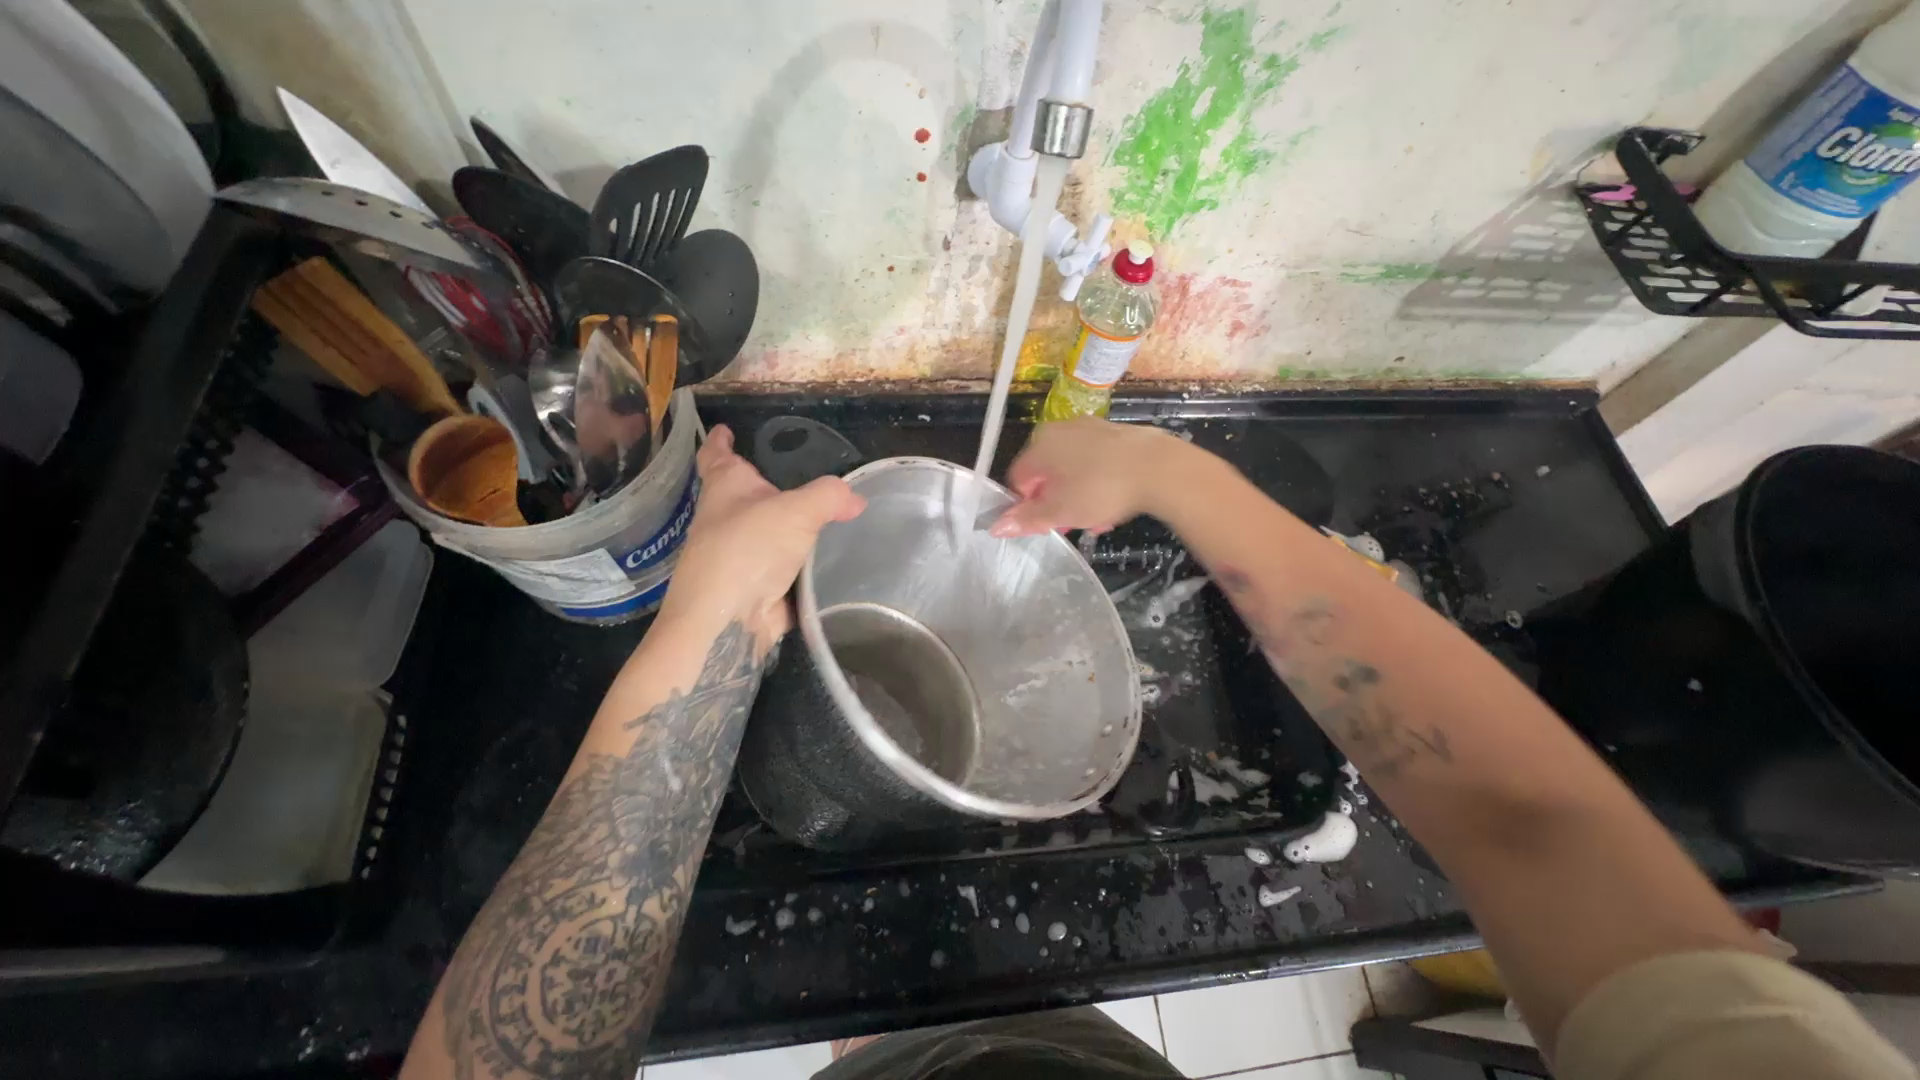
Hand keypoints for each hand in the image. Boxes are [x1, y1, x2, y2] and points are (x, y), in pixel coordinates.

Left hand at [660, 425, 865, 642]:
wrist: (728, 620)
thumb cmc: (748, 550)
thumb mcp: (797, 511)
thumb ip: (829, 497)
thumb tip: (856, 498)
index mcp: (725, 488)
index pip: (717, 455)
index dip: (720, 441)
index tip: (724, 430)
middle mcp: (725, 519)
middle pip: (741, 495)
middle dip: (762, 485)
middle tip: (794, 473)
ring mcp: (737, 556)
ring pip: (762, 532)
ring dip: (783, 526)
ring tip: (819, 515)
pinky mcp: (753, 588)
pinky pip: (780, 567)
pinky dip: (797, 562)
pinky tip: (823, 559)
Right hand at [990, 418, 1189, 536]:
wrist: (1158, 467)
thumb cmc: (1099, 489)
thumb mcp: (1060, 511)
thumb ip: (1027, 519)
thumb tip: (996, 526)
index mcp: (1038, 446)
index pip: (1018, 480)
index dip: (1027, 507)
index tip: (1046, 525)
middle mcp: (1059, 430)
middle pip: (1047, 474)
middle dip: (1057, 502)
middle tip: (1074, 524)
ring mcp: (1089, 428)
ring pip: (1073, 470)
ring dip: (1079, 497)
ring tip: (1098, 519)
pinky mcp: (1116, 433)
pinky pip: (1096, 462)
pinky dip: (1098, 482)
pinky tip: (1115, 502)